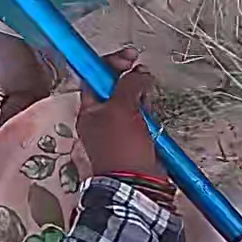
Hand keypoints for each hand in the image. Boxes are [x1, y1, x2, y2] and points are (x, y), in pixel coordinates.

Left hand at [77, 48, 161, 178]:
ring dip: (140, 93)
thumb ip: (128, 85)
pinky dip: (147, 109)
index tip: (129, 57)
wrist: (138, 184)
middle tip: (142, 74)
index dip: (110, 63)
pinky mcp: (134, 136)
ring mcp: (117, 127)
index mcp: (89, 109)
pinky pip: (140, 115)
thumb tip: (139, 72)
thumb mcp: (122, 110)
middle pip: (113, 86)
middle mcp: (100, 117)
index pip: (95, 77)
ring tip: (148, 95)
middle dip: (128, 77)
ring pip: (129, 100)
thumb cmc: (123, 147)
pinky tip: (152, 110)